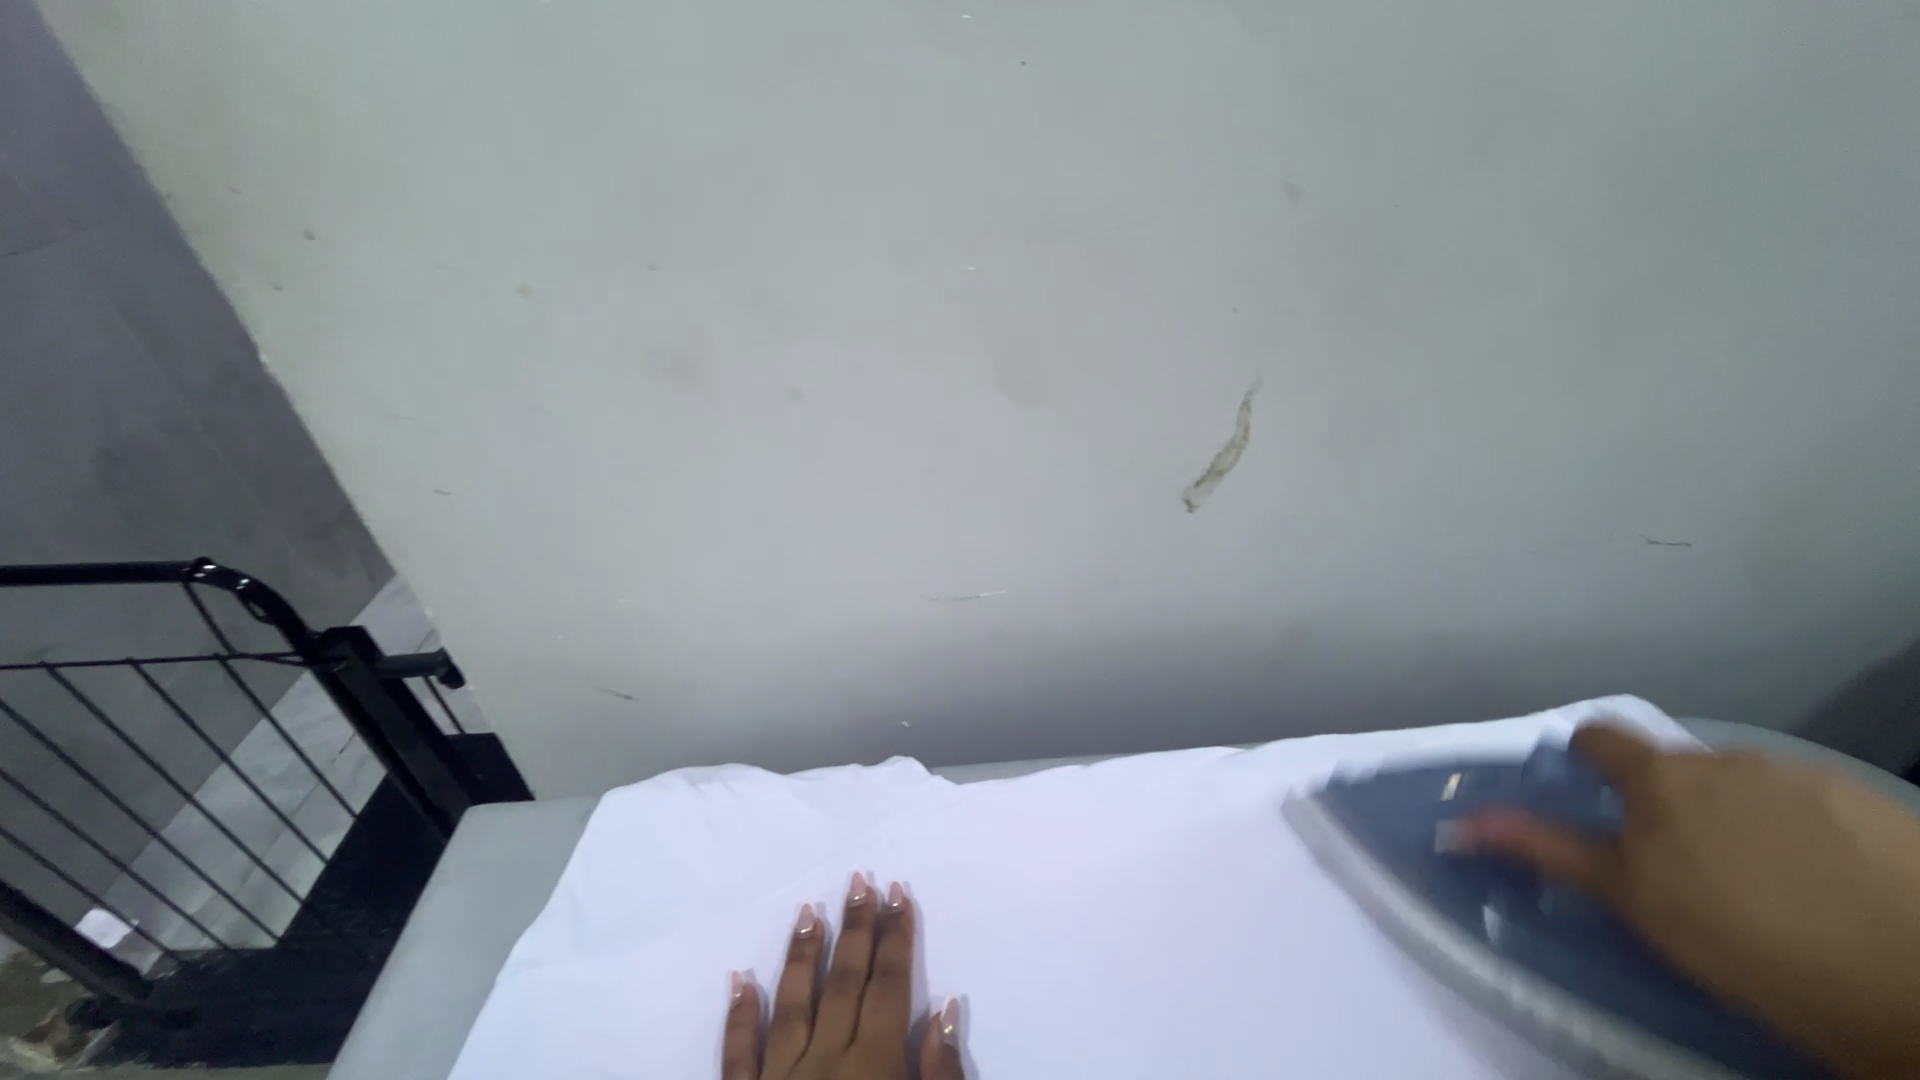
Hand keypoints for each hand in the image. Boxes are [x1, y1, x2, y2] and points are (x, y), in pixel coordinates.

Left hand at [723, 874, 964, 1079]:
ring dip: (801, 955)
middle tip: (859, 878)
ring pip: (791, 1004)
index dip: (896, 936)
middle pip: (845, 982)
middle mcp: (824, 1064)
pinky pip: (736, 1056)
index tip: (898, 890)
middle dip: (855, 928)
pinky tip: (739, 979)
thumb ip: (942, 1076)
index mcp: (873, 1069)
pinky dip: (738, 1016)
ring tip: (808, 909)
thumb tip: (947, 1009)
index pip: (890, 987)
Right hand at [1460, 725, 1919, 1079]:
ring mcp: (1806, 777)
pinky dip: (1806, 830)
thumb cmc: (1749, 943)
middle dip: (1670, 804)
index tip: (1593, 796)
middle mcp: (1726, 760)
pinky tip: (1829, 882)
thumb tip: (1460, 822)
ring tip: (1766, 882)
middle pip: (1677, 768)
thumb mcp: (1635, 902)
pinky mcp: (1874, 802)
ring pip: (1747, 786)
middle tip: (1684, 868)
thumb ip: (1551, 849)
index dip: (1589, 759)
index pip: (1601, 738)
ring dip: (1738, 816)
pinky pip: (1815, 803)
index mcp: (1661, 779)